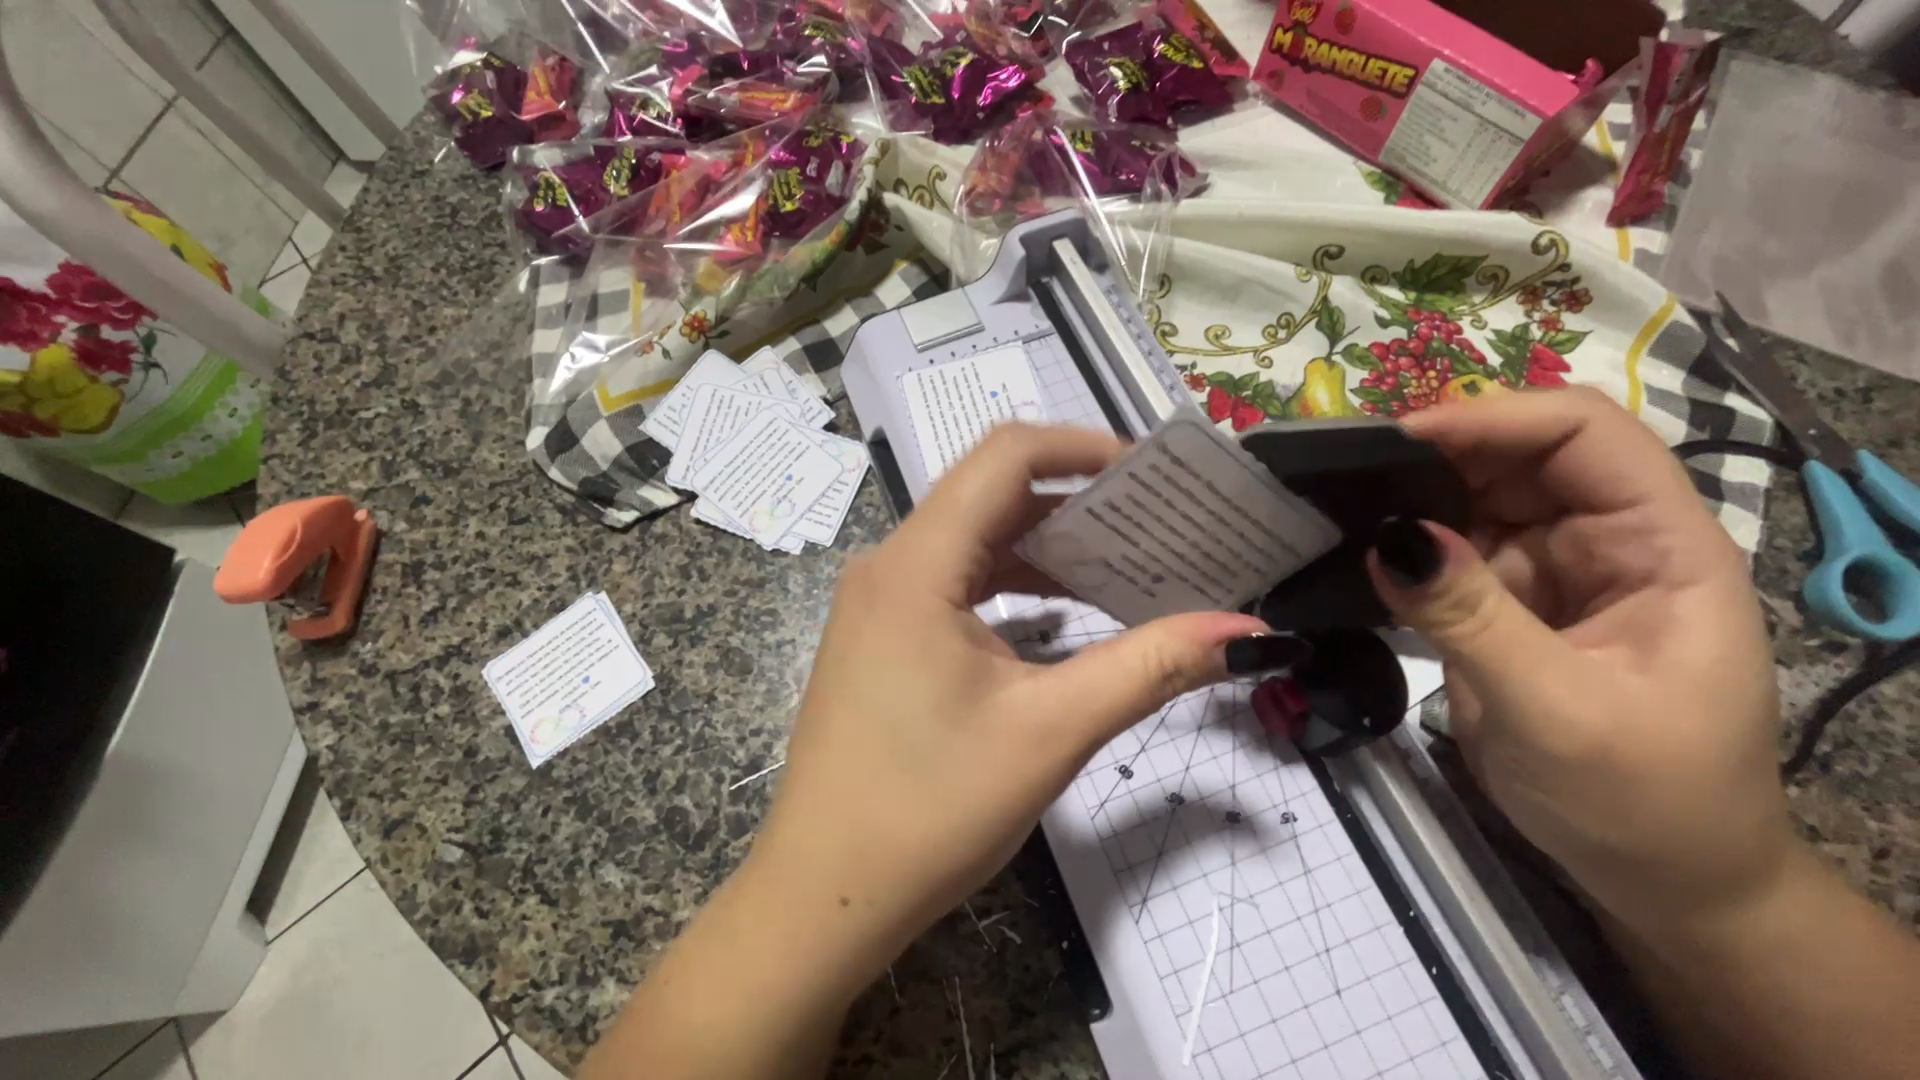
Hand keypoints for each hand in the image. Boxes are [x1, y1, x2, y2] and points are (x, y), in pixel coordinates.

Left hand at [746, 424, 1266, 986]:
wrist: (825, 894)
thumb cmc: (930, 810)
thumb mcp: (1050, 733)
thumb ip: (1149, 669)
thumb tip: (1246, 632)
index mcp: (917, 565)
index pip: (1005, 457)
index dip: (1084, 447)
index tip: (1154, 475)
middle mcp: (891, 566)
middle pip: (992, 495)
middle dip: (1079, 501)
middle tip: (1162, 524)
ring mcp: (881, 604)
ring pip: (976, 542)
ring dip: (1050, 548)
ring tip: (1131, 567)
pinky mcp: (884, 639)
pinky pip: (958, 584)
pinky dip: (1017, 585)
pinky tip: (1067, 614)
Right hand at [1366, 388, 1791, 934]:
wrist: (1658, 878)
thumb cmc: (1640, 799)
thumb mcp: (1556, 710)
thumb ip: (1472, 618)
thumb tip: (1388, 535)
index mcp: (1660, 545)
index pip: (1583, 436)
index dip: (1493, 419)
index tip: (1396, 439)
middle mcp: (1606, 540)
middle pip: (1519, 457)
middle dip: (1435, 452)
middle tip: (1340, 469)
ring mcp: (1552, 573)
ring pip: (1473, 502)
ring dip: (1408, 497)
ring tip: (1331, 502)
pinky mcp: (1507, 607)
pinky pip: (1448, 555)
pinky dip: (1401, 548)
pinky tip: (1349, 551)